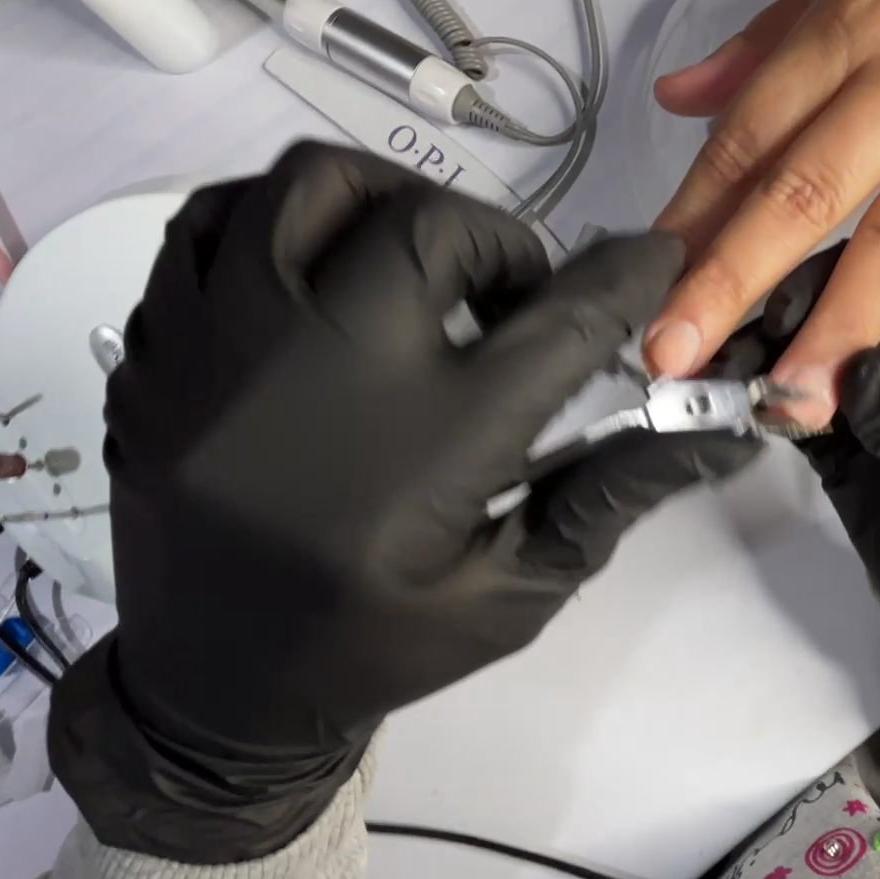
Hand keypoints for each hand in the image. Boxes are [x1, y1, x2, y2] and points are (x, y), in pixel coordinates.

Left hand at [50, 143, 757, 862]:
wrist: (210, 692)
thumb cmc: (377, 644)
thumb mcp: (516, 593)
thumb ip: (615, 495)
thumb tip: (720, 434)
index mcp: (430, 449)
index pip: (558, 326)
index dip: (625, 278)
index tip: (653, 258)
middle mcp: (326, 374)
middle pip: (434, 228)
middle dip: (501, 245)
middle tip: (508, 296)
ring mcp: (225, 347)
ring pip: (315, 186)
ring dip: (392, 203)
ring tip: (413, 260)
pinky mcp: (159, 343)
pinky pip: (215, 217)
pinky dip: (282, 217)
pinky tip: (315, 268)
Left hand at [646, 0, 879, 425]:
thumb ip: (760, 46)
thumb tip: (679, 97)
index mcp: (847, 33)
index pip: (749, 141)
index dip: (691, 219)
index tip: (645, 287)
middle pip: (806, 195)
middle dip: (732, 281)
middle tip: (676, 354)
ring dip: (844, 326)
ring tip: (798, 400)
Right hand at [716, 244, 879, 643]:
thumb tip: (859, 366)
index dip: (835, 289)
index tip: (785, 318)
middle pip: (828, 305)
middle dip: (779, 321)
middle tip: (733, 350)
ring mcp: (854, 389)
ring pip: (794, 351)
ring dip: (754, 359)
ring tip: (714, 379)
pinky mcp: (822, 431)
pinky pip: (779, 402)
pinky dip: (751, 401)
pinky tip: (724, 402)